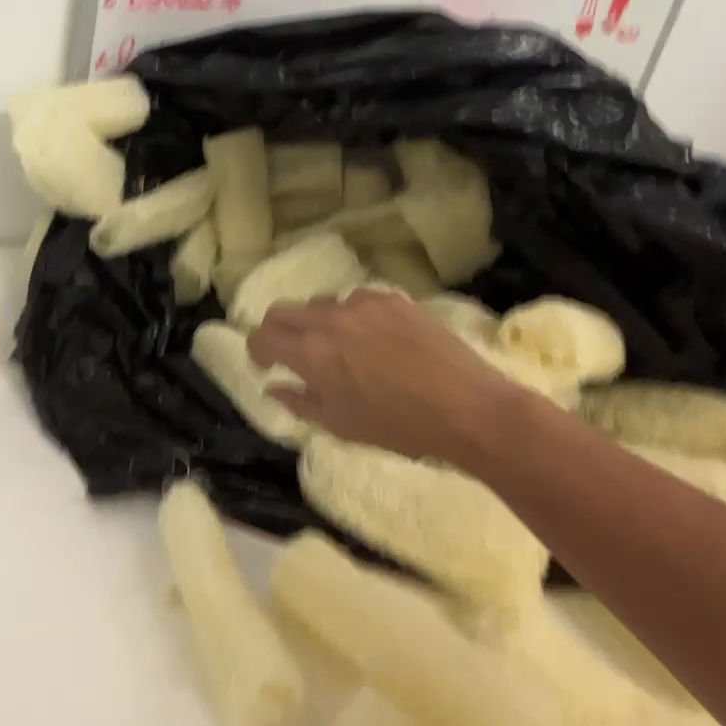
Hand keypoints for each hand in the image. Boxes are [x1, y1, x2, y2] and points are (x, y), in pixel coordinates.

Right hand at [246, 289, 528, 466]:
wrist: (470, 409)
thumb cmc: (400, 427)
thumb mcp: (341, 426)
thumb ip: (300, 403)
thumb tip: (274, 388)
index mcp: (309, 353)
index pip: (260, 337)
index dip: (256, 351)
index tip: (266, 365)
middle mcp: (328, 320)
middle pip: (281, 311)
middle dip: (277, 331)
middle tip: (292, 352)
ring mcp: (361, 304)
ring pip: (320, 303)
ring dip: (317, 322)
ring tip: (340, 345)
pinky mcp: (392, 299)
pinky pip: (357, 299)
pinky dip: (354, 315)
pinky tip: (375, 337)